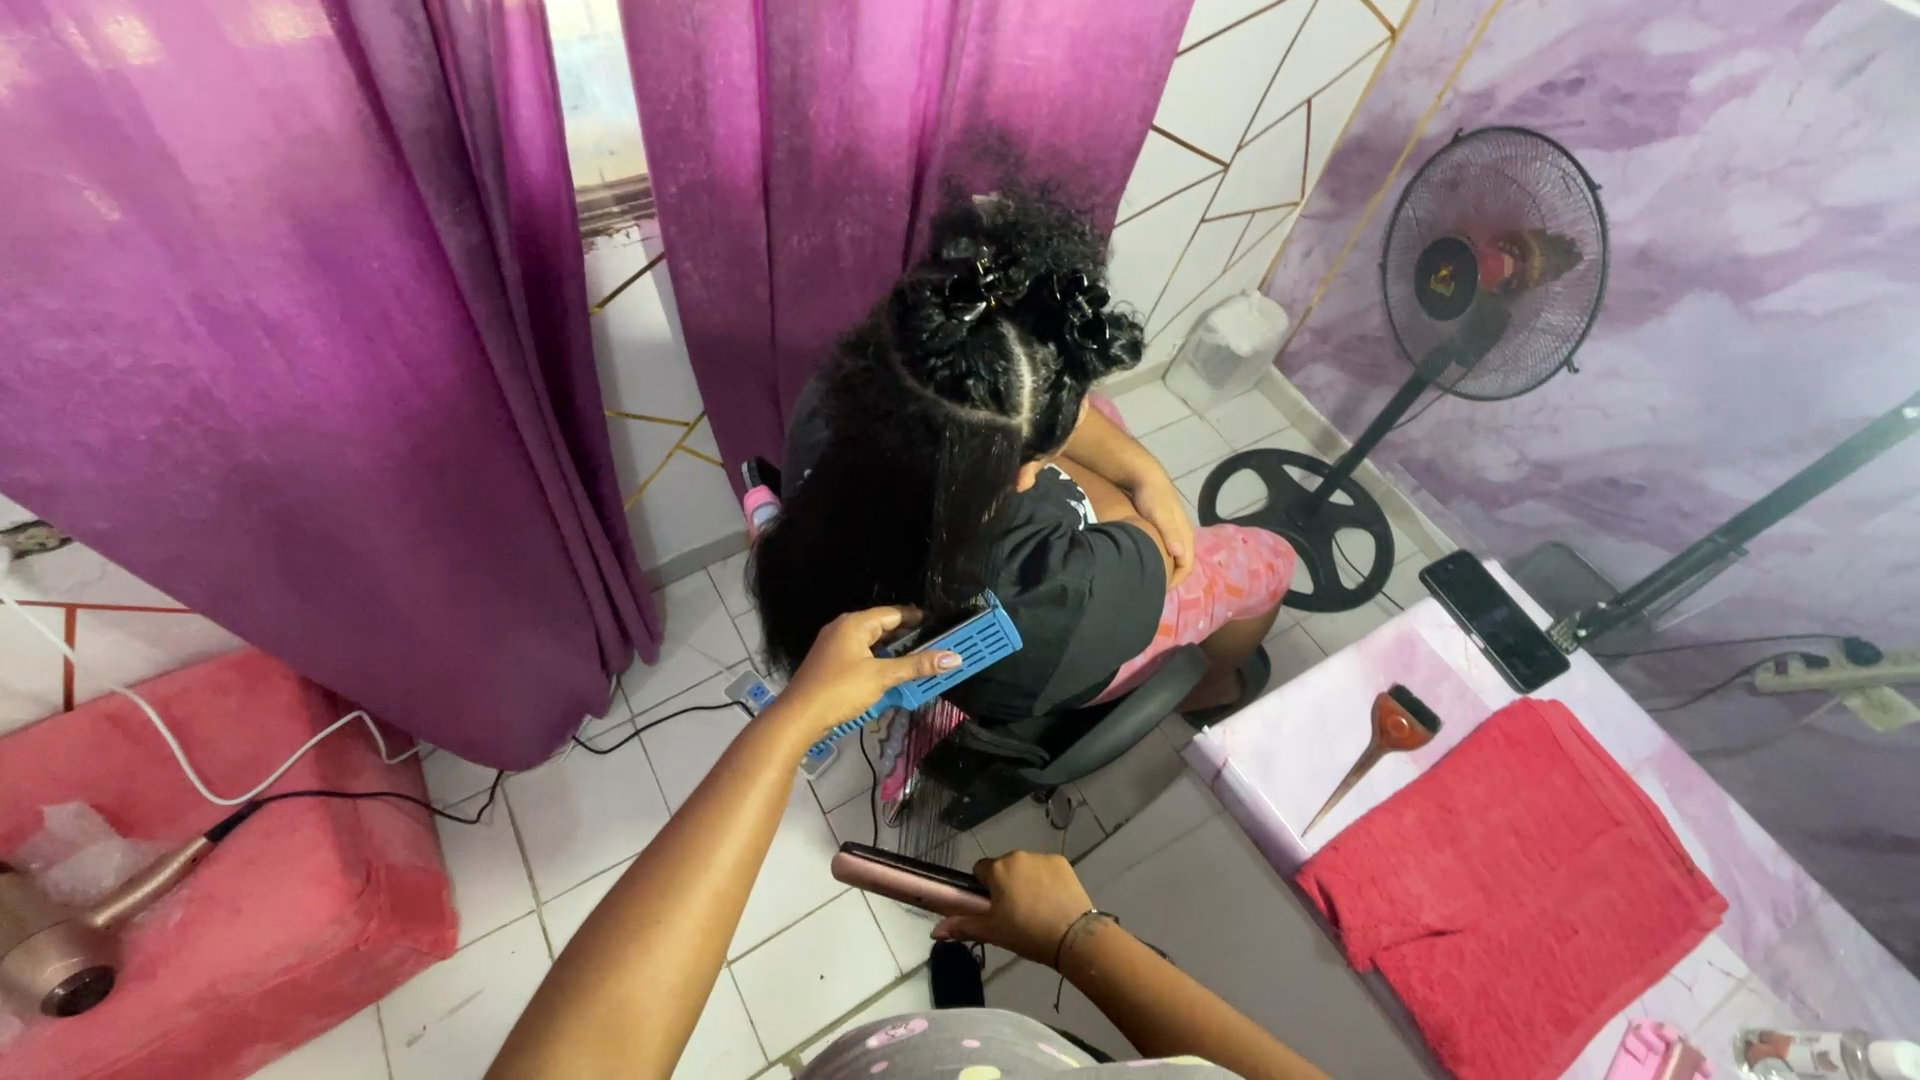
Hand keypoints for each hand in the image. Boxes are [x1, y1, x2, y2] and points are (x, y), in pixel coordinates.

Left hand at [774, 606, 960, 737]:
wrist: (798, 717)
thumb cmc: (840, 689)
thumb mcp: (882, 676)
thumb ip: (917, 666)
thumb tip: (954, 657)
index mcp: (855, 623)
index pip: (893, 614)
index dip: (917, 618)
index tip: (939, 626)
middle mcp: (843, 629)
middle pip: (883, 628)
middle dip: (908, 638)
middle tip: (934, 646)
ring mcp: (835, 647)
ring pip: (872, 644)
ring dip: (894, 653)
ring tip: (919, 662)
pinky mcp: (831, 665)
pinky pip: (862, 657)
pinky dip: (879, 663)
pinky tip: (892, 676)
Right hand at [930, 852, 1095, 965]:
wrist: (1073, 936)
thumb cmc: (1026, 933)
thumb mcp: (992, 932)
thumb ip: (962, 926)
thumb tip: (934, 931)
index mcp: (998, 869)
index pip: (980, 870)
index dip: (984, 889)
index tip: (992, 908)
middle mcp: (1018, 856)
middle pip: (1004, 868)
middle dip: (1005, 885)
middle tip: (1014, 913)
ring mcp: (1042, 857)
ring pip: (1026, 868)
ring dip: (1026, 882)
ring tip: (1036, 910)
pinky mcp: (1063, 863)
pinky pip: (1046, 869)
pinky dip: (1047, 881)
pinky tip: (1053, 902)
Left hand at [1129, 473, 1195, 587]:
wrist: (1144, 476)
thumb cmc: (1151, 497)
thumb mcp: (1160, 515)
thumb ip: (1170, 533)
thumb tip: (1179, 554)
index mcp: (1185, 534)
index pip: (1187, 565)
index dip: (1177, 580)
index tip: (1161, 590)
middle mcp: (1183, 535)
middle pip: (1183, 563)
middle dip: (1172, 577)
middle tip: (1154, 588)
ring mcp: (1174, 531)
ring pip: (1175, 556)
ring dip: (1167, 569)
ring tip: (1151, 578)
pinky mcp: (1164, 528)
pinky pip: (1167, 549)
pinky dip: (1161, 559)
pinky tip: (1147, 562)